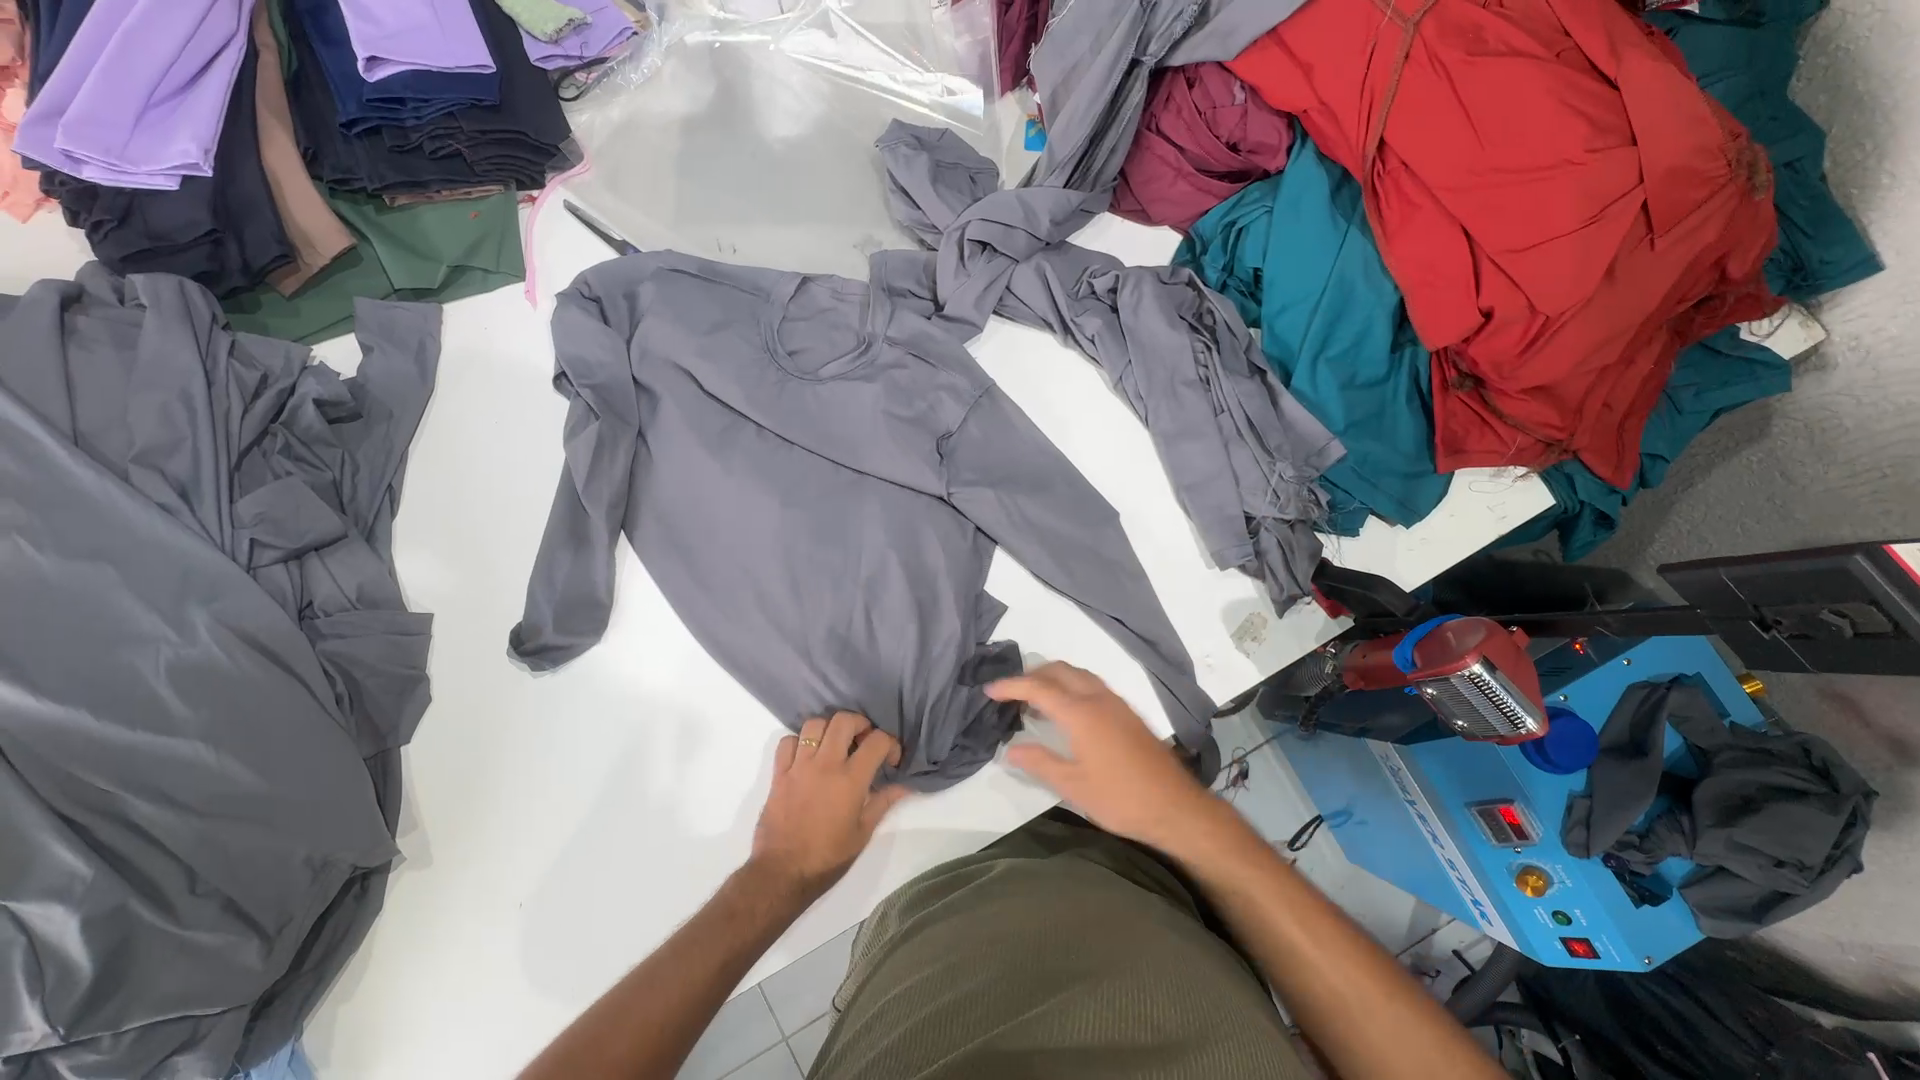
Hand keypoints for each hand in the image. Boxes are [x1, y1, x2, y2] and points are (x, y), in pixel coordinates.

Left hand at [750, 712, 909, 904]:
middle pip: (844, 720)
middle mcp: (825, 765)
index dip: (891, 744)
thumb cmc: (828, 857)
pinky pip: (787, 742)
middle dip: (860, 724)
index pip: (877, 740)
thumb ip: (883, 803)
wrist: (783, 872)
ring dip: (829, 729)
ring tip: (835, 746)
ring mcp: (799, 767)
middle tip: (863, 742)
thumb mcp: (863, 833)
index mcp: (851, 779)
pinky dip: (800, 742)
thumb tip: (905, 786)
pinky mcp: (778, 774)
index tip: (891, 760)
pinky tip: (807, 757)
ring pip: (814, 724)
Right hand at [989, 662, 1224, 853]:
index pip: (1038, 688)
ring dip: (1053, 679)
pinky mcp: (1128, 714)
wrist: (1175, 806)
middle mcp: (1099, 699)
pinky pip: (1093, 685)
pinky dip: (1072, 686)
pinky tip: (1067, 711)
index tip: (988, 691)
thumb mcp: (1073, 786)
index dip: (1010, 686)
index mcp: (1081, 713)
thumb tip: (1011, 750)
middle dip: (1031, 675)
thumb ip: (1040, 763)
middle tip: (1009, 693)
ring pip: (1079, 675)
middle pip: (1059, 671)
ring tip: (1034, 700)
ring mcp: (1117, 704)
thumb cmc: (1120, 799)